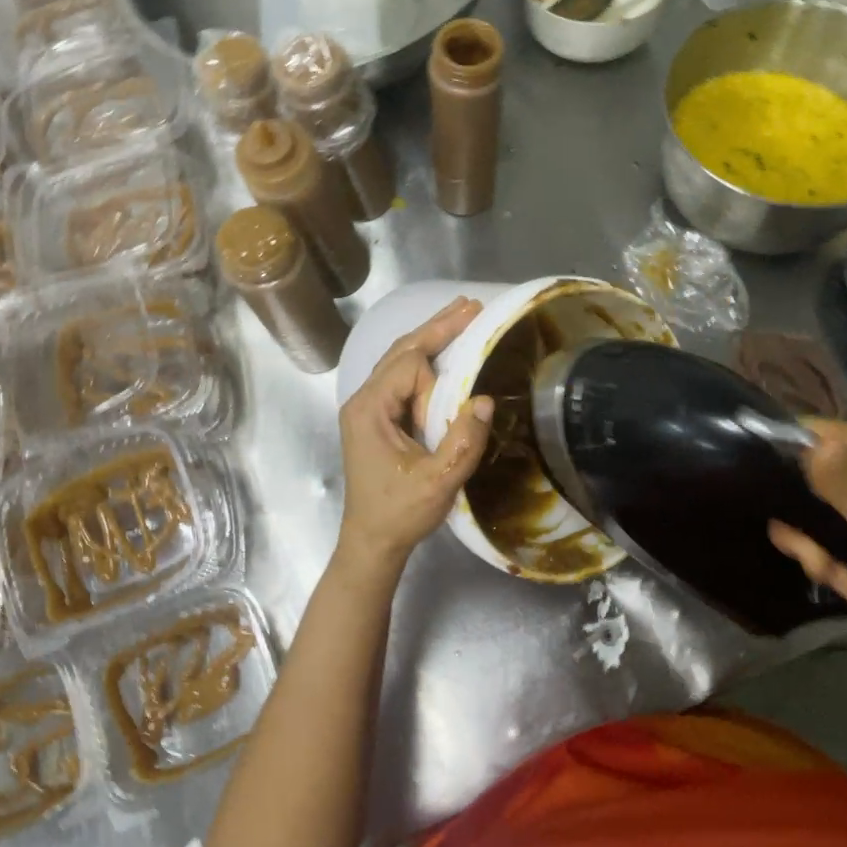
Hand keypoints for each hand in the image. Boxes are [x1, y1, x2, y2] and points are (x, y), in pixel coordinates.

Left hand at [337, 297, 493, 567]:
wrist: (372, 541)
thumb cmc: (400, 513)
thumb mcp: (438, 482)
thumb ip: (463, 441)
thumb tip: (483, 399)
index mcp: (370, 409)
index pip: (410, 368)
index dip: (437, 386)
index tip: (447, 417)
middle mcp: (363, 399)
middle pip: (401, 350)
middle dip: (436, 328)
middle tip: (470, 306)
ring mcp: (366, 407)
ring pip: (399, 360)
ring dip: (429, 339)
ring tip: (460, 317)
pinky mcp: (375, 418)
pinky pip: (400, 378)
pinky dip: (423, 360)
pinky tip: (441, 353)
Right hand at [769, 420, 846, 637]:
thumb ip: (844, 481)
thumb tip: (811, 441)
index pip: (808, 431)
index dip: (779, 457)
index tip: (765, 494)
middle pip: (804, 477)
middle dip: (801, 523)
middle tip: (813, 558)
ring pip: (813, 513)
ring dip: (816, 551)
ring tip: (838, 580)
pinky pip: (831, 535)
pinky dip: (834, 562)